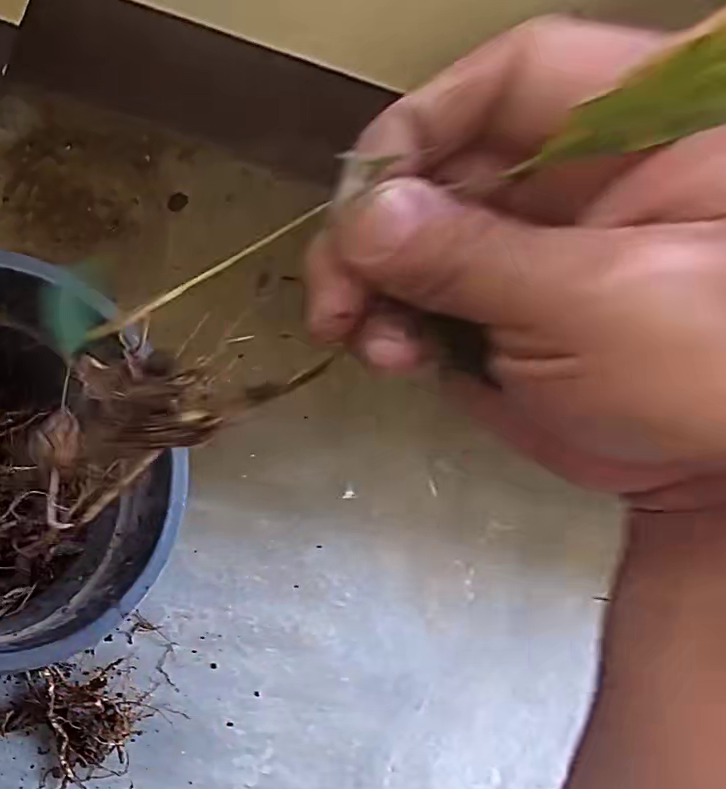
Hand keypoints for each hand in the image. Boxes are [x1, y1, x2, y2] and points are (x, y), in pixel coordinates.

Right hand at [305, 14, 725, 506]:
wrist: (725, 475)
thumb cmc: (713, 372)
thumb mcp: (592, 302)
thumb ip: (466, 255)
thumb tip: (360, 215)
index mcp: (653, 129)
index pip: (509, 76)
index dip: (417, 131)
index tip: (361, 217)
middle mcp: (579, 170)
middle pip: (425, 167)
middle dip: (364, 241)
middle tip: (338, 310)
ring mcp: (524, 237)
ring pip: (393, 236)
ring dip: (361, 294)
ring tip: (380, 351)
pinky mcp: (484, 295)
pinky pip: (397, 291)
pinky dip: (377, 326)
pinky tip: (397, 361)